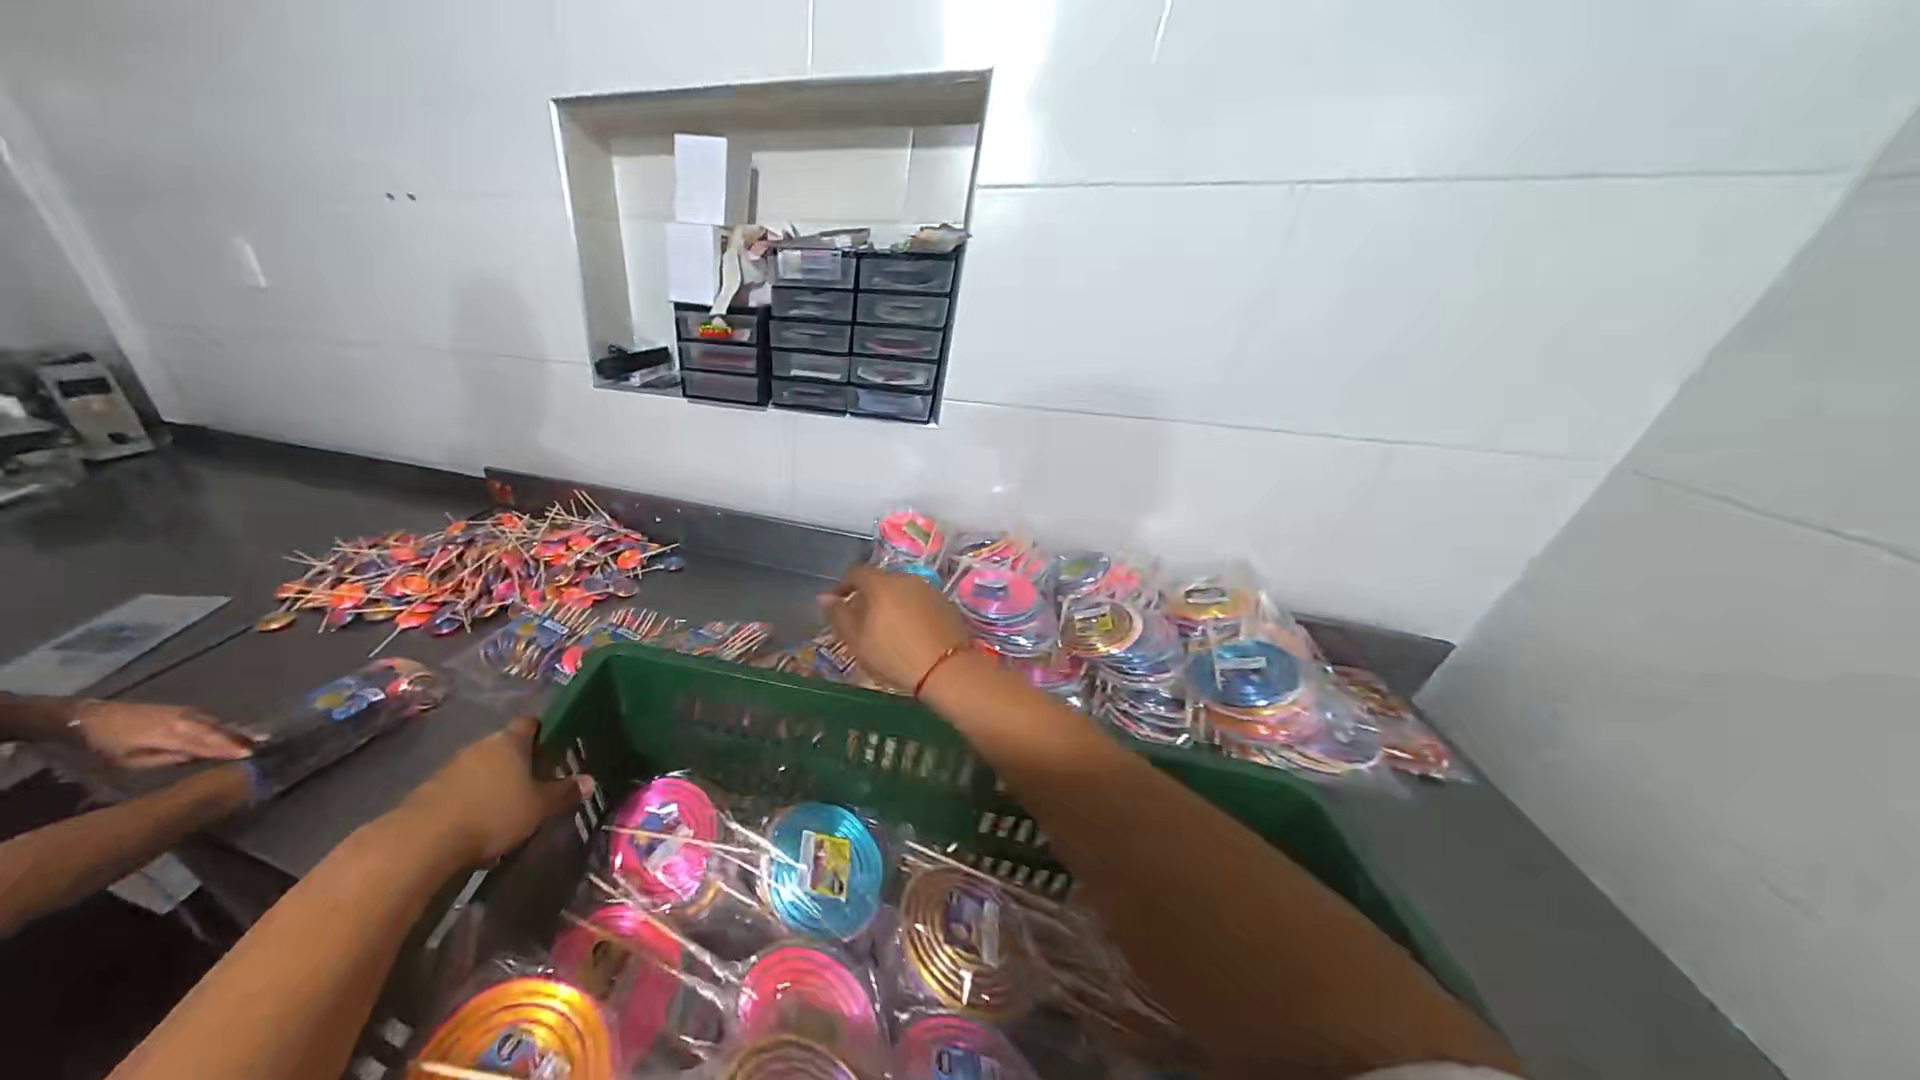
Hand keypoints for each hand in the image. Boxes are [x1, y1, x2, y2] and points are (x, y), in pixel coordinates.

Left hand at [71, 701, 256, 768]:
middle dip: (242, 736)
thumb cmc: (106, 745)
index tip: (251, 754)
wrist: (88, 718)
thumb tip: (197, 757)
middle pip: (218, 730)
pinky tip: (237, 726)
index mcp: (172, 734)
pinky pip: (212, 717)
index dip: (229, 749)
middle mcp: (185, 720)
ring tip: (261, 733)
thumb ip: (166, 758)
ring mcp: (186, 712)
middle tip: (268, 741)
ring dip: (239, 728)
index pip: (207, 743)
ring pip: (218, 722)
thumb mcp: (129, 760)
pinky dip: (227, 722)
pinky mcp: (184, 709)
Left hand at [399, 717, 590, 865]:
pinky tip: (479, 818)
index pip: (530, 723)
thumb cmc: (492, 813)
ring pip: (481, 766)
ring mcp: (450, 768)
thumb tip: (590, 781)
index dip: (543, 730)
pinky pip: (460, 787)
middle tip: (538, 777)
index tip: (555, 743)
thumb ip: (564, 793)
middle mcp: (480, 746)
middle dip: (520, 758)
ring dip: (493, 779)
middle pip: (504, 745)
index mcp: (509, 741)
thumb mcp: (539, 807)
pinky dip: (472, 797)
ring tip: (509, 801)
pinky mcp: (429, 792)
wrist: (421, 842)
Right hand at [823, 563, 971, 690]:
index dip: (843, 586)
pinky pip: (920, 600)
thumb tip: (824, 597)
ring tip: (885, 628)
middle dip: (867, 595)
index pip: (856, 573)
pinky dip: (910, 610)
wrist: (945, 669)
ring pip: (902, 590)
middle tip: (860, 619)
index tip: (838, 603)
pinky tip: (909, 632)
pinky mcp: (946, 603)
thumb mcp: (856, 640)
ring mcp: (929, 589)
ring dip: (890, 602)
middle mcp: (906, 578)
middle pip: (880, 580)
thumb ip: (838, 615)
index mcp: (880, 583)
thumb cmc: (893, 655)